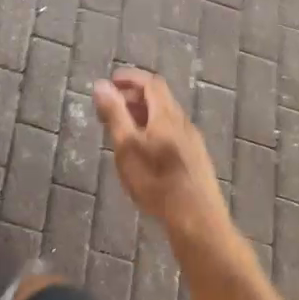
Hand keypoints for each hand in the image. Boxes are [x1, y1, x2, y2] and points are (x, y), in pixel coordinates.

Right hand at [93, 67, 227, 232]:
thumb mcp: (127, 146)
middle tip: (110, 109)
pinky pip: (172, 133)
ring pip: (166, 118)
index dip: (130, 78)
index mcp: (167, 115)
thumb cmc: (157, 182)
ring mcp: (193, 142)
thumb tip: (101, 84)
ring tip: (122, 132)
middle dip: (133, 97)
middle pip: (159, 99)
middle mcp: (183, 123)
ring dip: (143, 115)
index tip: (110, 83)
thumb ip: (114, 113)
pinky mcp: (196, 161)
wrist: (197, 221)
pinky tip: (144, 153)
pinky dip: (153, 131)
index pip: (151, 83)